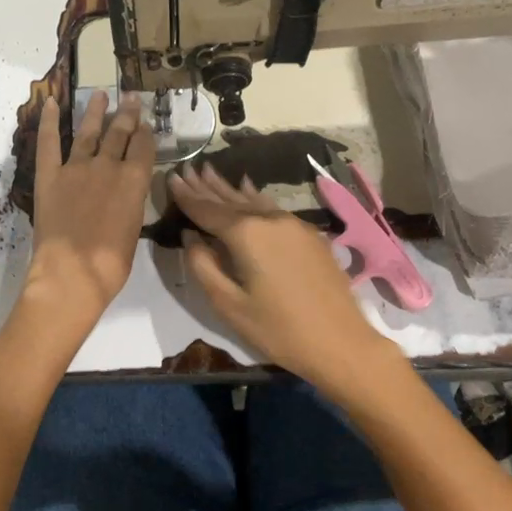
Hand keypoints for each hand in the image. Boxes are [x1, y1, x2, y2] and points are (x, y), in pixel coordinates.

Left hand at [25, 91, 154, 320]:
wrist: (73, 271)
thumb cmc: (111, 263)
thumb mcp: (134, 229)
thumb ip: (131, 203)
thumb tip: (126, 193)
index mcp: (134, 181)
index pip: (143, 148)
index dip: (145, 133)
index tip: (146, 124)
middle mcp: (107, 166)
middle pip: (119, 133)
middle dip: (127, 114)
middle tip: (131, 97)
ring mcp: (76, 168)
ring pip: (88, 132)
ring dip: (95, 112)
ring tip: (100, 94)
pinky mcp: (49, 176)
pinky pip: (49, 143)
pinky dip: (50, 122)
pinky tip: (50, 103)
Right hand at [170, 163, 394, 383]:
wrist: (341, 342)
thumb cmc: (278, 329)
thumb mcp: (228, 304)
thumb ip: (203, 265)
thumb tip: (191, 237)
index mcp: (245, 235)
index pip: (207, 210)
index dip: (186, 195)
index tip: (170, 178)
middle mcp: (269, 220)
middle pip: (230, 199)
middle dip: (205, 186)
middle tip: (186, 167)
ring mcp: (293, 224)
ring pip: (252, 200)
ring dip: (228, 187)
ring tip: (209, 170)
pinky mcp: (308, 235)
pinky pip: (272, 207)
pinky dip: (253, 196)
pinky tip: (247, 187)